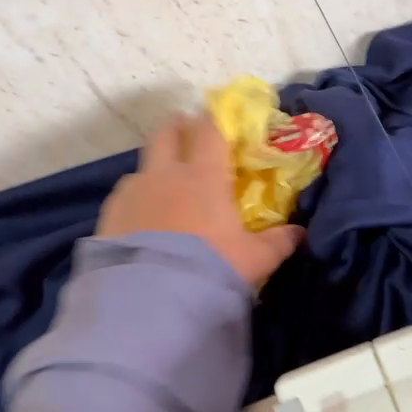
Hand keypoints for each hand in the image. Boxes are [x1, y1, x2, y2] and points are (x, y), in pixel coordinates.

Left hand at [96, 113, 305, 287]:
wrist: (155, 295)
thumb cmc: (214, 266)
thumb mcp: (258, 258)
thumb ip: (279, 241)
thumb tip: (299, 232)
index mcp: (204, 177)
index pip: (210, 132)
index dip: (217, 120)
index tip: (223, 116)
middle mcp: (165, 174)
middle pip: (166, 132)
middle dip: (179, 127)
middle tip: (191, 134)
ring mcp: (134, 191)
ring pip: (145, 164)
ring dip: (159, 167)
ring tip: (171, 189)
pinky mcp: (111, 212)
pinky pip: (128, 194)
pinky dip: (141, 197)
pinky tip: (150, 218)